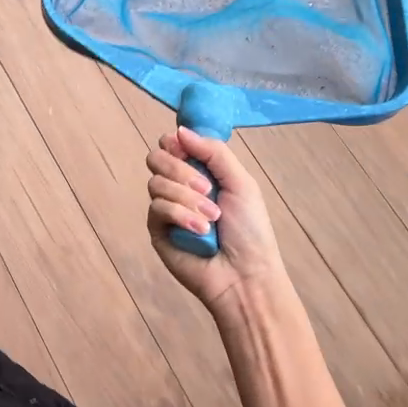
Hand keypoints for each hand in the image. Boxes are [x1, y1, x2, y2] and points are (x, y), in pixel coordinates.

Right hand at [146, 128, 286, 311]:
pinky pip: (157, 208)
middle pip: (157, 158)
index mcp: (198, 173)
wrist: (247, 277)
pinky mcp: (156, 228)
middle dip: (180, 171)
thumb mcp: (242, 185)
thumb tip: (179, 129)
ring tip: (212, 218)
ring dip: (187, 199)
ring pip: (156, 183)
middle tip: (206, 189)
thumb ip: (214, 153)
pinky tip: (200, 231)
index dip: (176, 144)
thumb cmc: (251, 231)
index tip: (188, 152)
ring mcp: (165, 207)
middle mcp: (178, 186)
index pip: (171, 145)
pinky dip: (180, 215)